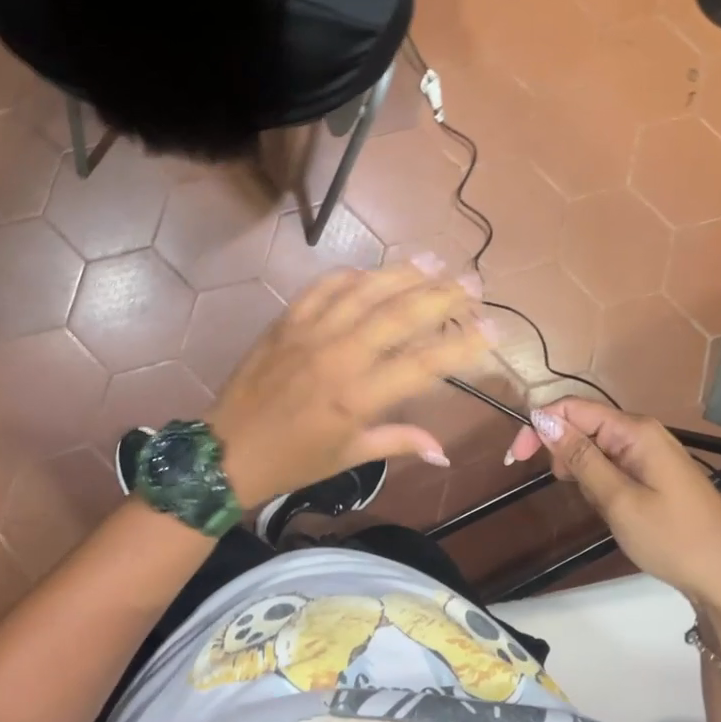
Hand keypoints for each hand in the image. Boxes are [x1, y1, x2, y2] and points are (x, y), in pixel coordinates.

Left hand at [206, 259, 491, 506]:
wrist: (227, 449)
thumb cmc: (293, 460)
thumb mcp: (349, 457)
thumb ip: (398, 442)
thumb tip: (443, 450)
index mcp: (358, 397)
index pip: (423, 363)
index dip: (462, 345)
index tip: (493, 329)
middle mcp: (339, 356)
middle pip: (400, 314)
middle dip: (442, 295)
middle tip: (472, 283)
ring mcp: (310, 332)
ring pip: (364, 290)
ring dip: (402, 274)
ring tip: (434, 262)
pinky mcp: (287, 320)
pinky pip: (324, 287)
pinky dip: (352, 275)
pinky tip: (374, 271)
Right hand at [506, 398, 720, 607]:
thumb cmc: (674, 539)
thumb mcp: (618, 500)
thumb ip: (579, 457)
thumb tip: (542, 417)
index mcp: (635, 431)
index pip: (573, 408)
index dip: (540, 425)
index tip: (517, 458)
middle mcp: (643, 433)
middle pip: (584, 425)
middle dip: (562, 451)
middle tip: (562, 487)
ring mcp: (652, 454)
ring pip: (596, 448)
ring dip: (582, 471)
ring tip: (595, 505)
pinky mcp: (656, 475)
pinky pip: (613, 465)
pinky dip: (600, 483)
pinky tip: (609, 508)